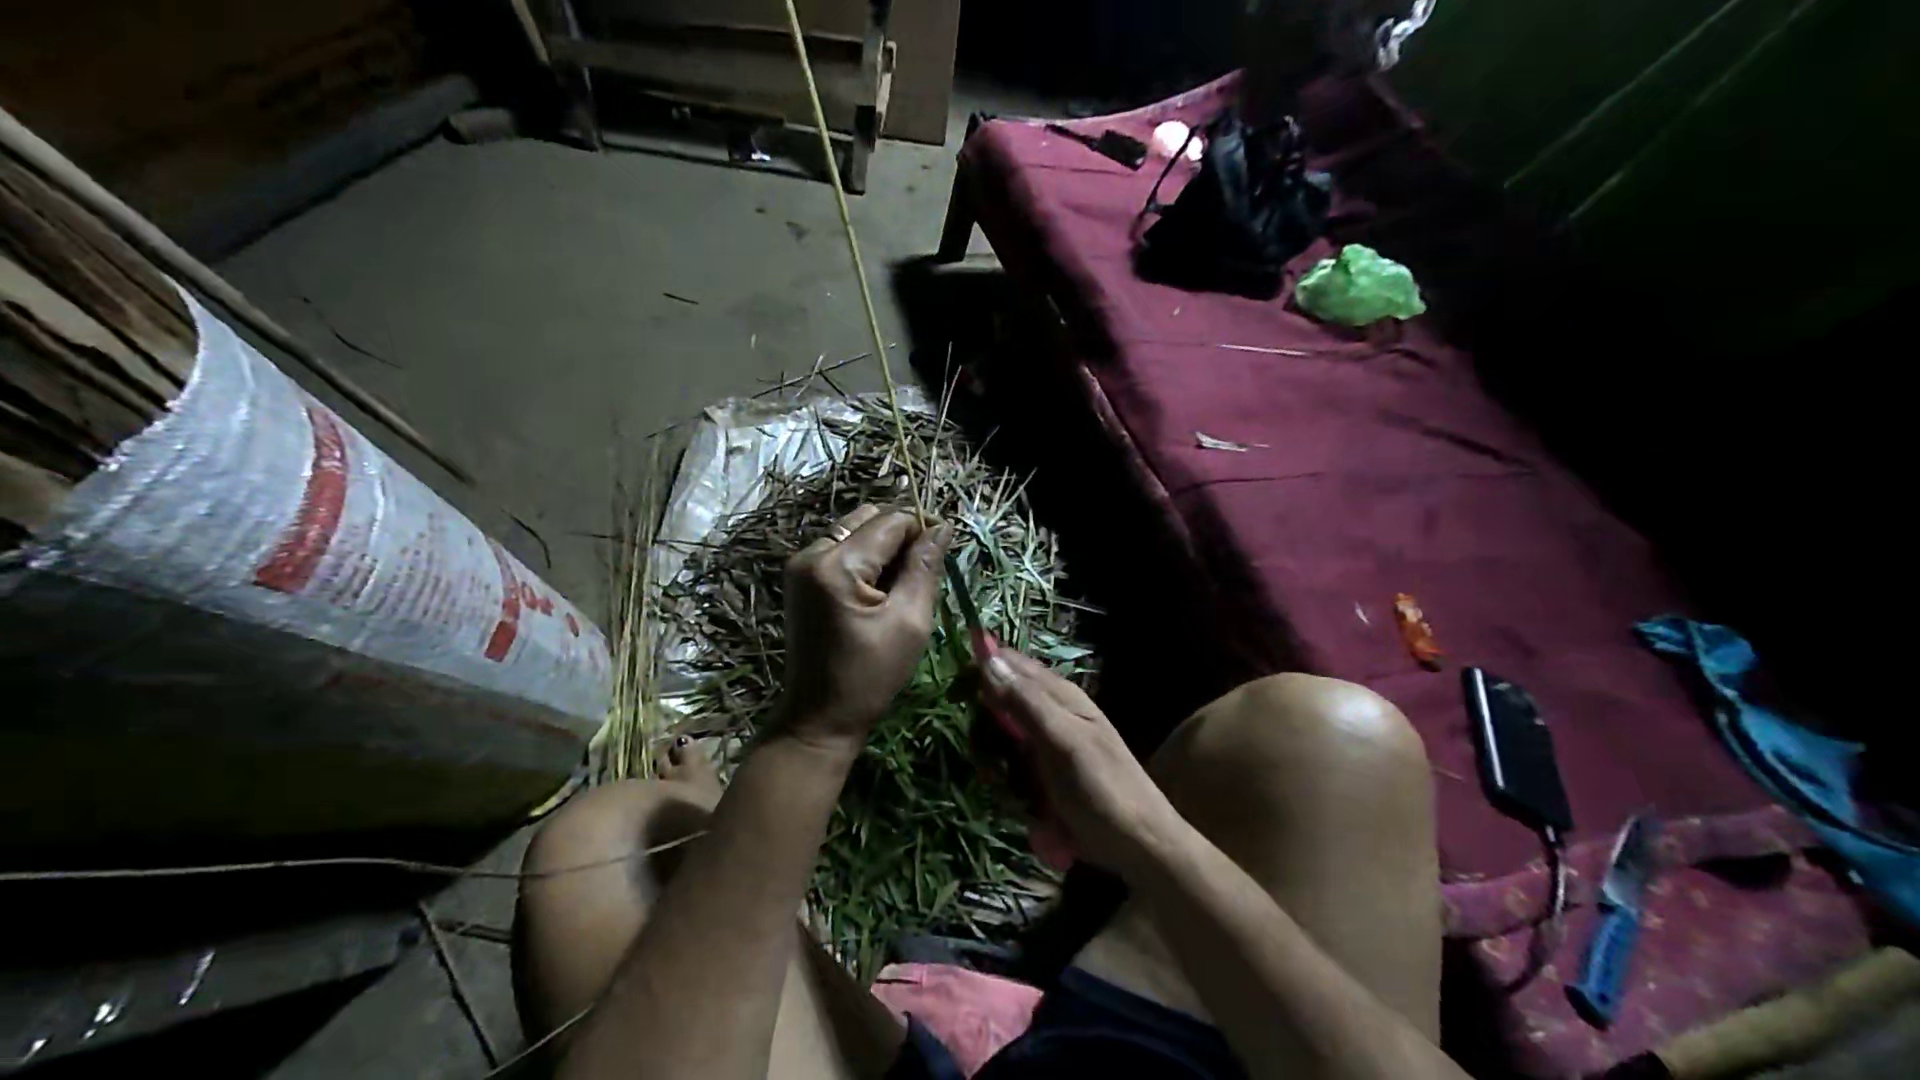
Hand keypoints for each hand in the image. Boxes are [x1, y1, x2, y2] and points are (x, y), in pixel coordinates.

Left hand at [777, 504, 950, 755]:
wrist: (819, 716)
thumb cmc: (869, 675)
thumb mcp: (909, 621)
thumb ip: (925, 568)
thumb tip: (943, 527)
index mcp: (836, 565)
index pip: (890, 521)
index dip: (922, 528)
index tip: (944, 552)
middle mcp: (811, 554)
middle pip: (868, 519)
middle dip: (902, 535)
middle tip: (923, 570)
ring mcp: (801, 565)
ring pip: (854, 531)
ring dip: (883, 547)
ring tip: (902, 584)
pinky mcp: (800, 578)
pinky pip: (840, 550)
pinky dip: (865, 559)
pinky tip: (879, 590)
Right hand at [980, 649, 1182, 876]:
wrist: (1140, 845)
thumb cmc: (1103, 789)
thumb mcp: (1063, 741)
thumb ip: (1025, 701)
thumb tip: (987, 657)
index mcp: (1059, 694)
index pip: (1008, 664)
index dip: (979, 669)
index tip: (954, 690)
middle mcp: (1050, 713)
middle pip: (997, 703)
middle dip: (983, 725)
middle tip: (983, 752)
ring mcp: (1046, 745)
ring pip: (999, 737)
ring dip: (993, 759)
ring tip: (998, 781)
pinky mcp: (1042, 775)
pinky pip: (1010, 767)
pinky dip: (1006, 781)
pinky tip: (1013, 798)